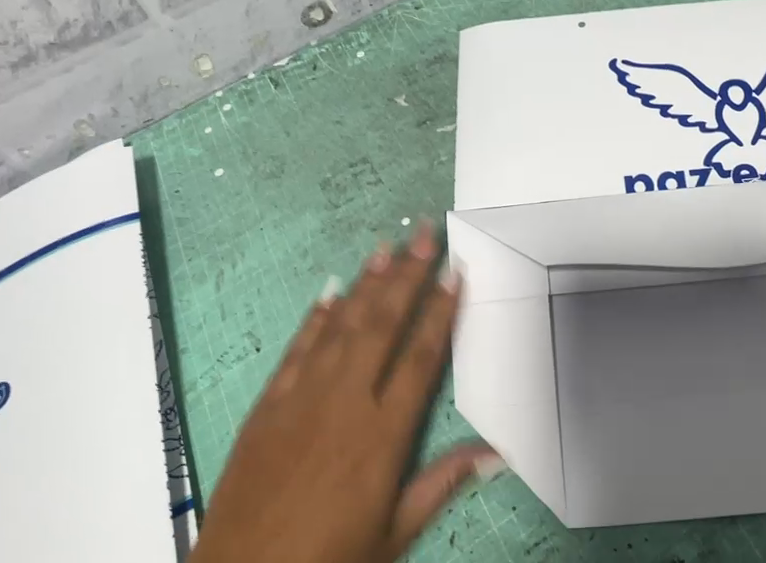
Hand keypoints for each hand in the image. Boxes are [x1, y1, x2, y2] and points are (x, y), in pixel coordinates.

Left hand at [190, 224, 498, 562]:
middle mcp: (345, 402)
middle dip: (408, 276)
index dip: (441, 311)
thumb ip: (440, 484)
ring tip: (387, 247)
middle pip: (383, 325)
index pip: (420, 358)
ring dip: (366, 283)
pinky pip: (298, 349)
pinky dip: (316, 317)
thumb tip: (496, 453)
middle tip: (426, 234)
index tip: (456, 271)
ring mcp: (302, 398)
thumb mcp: (393, 534)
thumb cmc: (328, 559)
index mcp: (382, 434)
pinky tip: (331, 292)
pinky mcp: (268, 404)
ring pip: (342, 326)